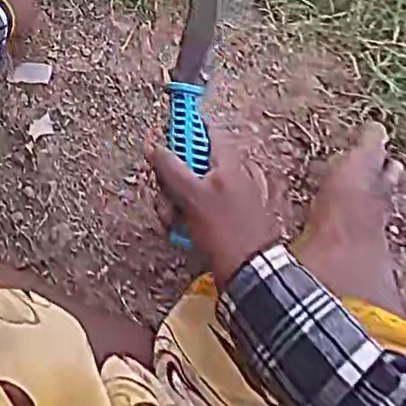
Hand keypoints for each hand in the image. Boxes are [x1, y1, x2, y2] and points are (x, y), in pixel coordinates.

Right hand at [145, 127, 277, 287]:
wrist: (253, 278)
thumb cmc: (226, 233)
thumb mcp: (190, 195)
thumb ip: (169, 167)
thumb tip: (153, 146)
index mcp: (228, 164)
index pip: (205, 129)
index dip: (184, 127)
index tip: (167, 133)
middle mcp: (230, 175)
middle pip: (189, 160)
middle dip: (171, 176)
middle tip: (165, 190)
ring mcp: (228, 196)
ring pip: (189, 184)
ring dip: (173, 199)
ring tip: (173, 218)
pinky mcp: (224, 215)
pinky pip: (197, 203)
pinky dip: (185, 213)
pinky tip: (182, 228)